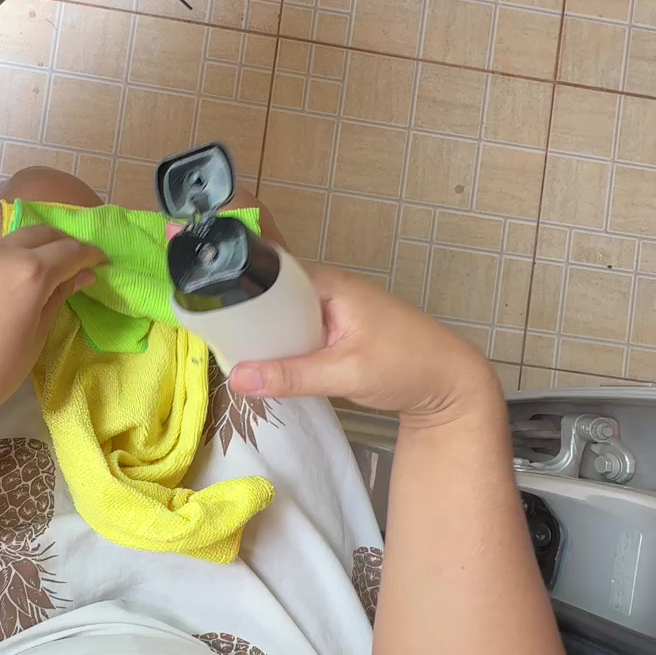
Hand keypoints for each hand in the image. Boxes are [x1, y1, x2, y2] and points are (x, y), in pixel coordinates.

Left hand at [0, 225, 105, 436]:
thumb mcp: (34, 340)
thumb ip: (58, 298)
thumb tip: (82, 275)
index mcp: (28, 273)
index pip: (70, 250)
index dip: (89, 254)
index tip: (99, 260)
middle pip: (38, 233)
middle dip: (60, 243)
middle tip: (70, 260)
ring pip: (0, 245)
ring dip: (18, 257)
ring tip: (18, 284)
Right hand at [225, 263, 501, 428]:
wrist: (451, 384)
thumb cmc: (406, 367)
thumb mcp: (346, 374)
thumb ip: (291, 375)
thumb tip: (236, 377)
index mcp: (328, 283)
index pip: (269, 269)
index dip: (236, 280)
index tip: (204, 299)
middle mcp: (326, 287)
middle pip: (270, 290)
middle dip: (242, 308)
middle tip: (209, 330)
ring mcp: (331, 306)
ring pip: (281, 310)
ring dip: (259, 326)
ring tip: (224, 343)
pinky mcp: (334, 326)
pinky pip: (294, 325)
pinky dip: (278, 338)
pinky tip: (260, 356)